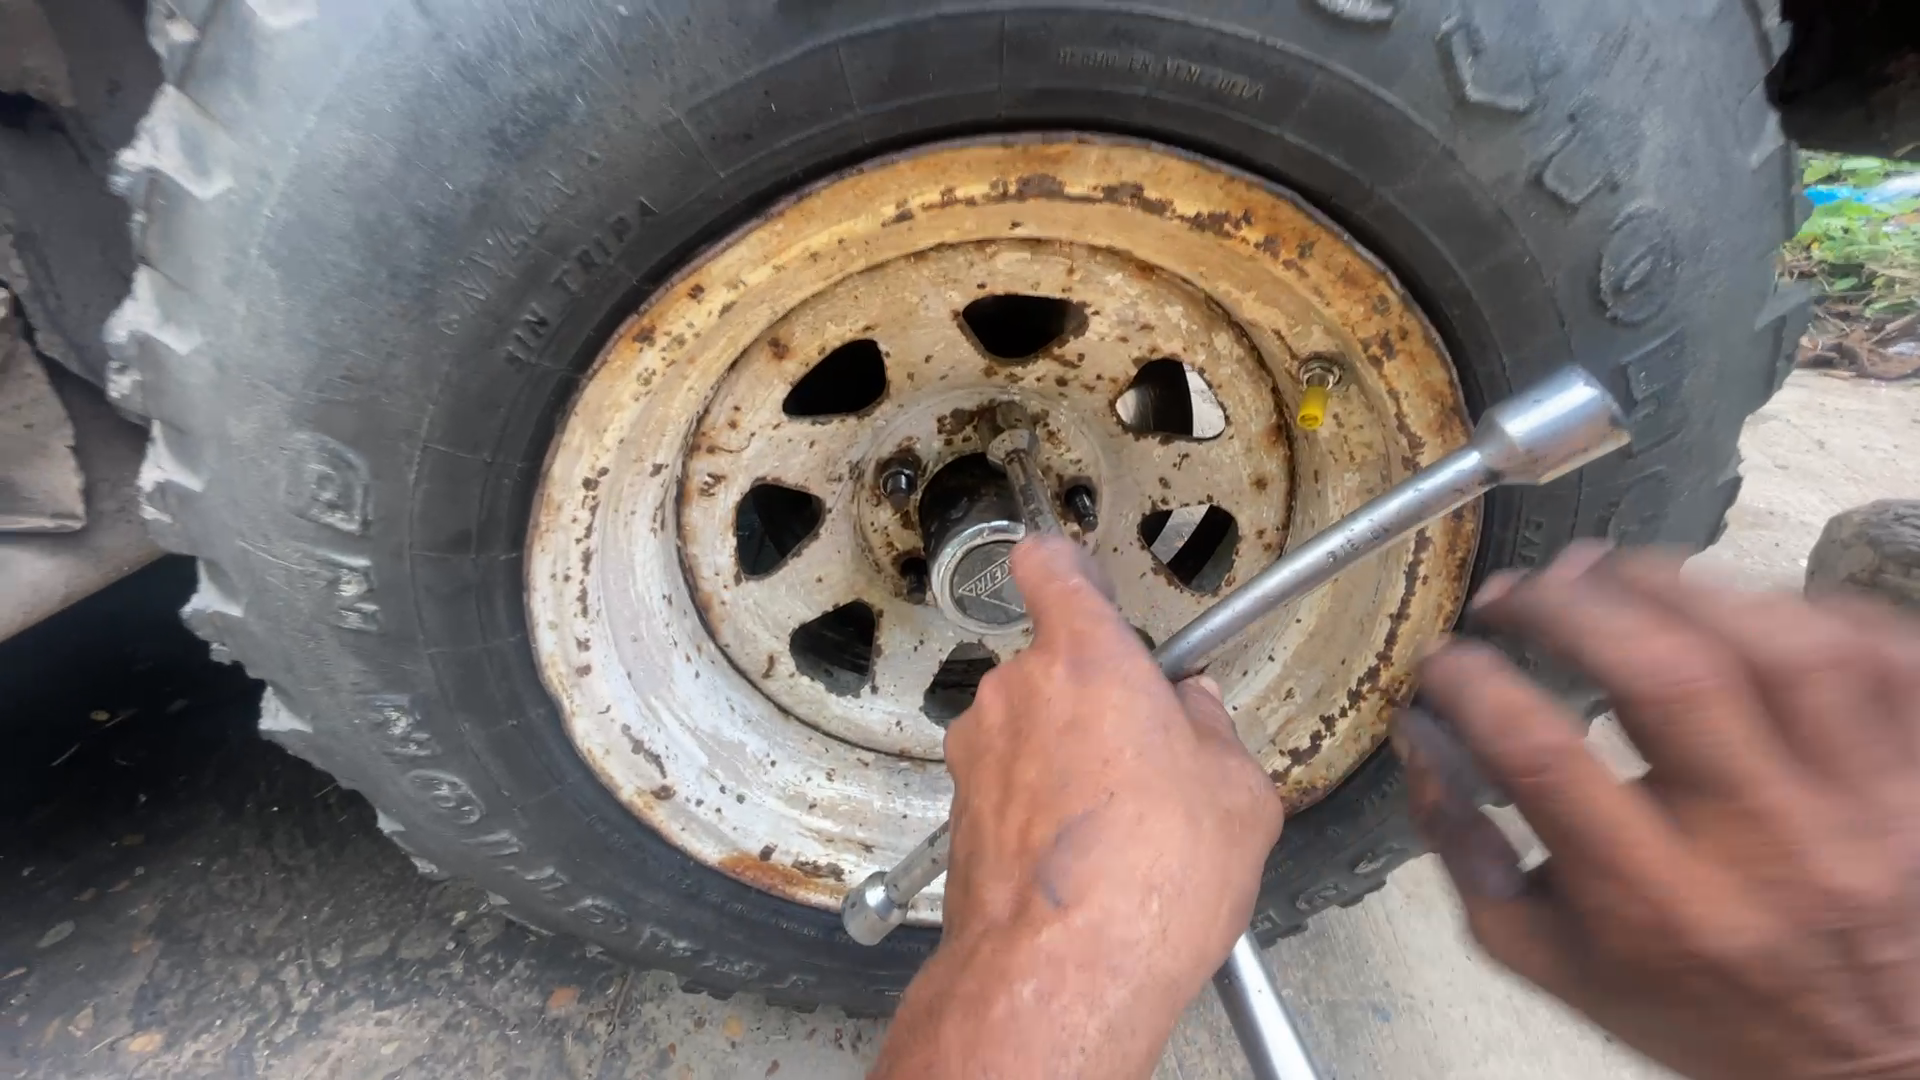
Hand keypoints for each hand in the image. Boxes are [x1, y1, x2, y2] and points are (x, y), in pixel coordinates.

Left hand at [872, 536, 1283, 1078]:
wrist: (1059, 970)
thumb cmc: (1151, 876)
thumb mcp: (1235, 793)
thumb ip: (1212, 727)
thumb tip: (1193, 705)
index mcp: (1086, 658)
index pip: (1049, 565)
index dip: (1067, 566)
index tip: (1087, 585)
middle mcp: (1019, 687)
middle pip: (1054, 657)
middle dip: (1094, 689)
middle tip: (1140, 747)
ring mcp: (980, 742)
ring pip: (1030, 716)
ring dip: (1064, 743)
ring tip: (1112, 813)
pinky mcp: (960, 795)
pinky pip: (1006, 767)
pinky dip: (1034, 786)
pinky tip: (1075, 842)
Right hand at [1399, 545, 1919, 1079]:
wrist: (1886, 1072)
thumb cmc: (1687, 1004)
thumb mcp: (1533, 947)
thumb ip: (1456, 842)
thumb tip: (1418, 732)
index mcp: (1652, 897)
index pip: (1538, 752)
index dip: (1468, 680)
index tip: (1439, 659)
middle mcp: (1768, 845)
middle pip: (1666, 675)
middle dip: (1562, 607)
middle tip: (1511, 593)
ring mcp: (1875, 808)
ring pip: (1784, 647)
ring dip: (1669, 585)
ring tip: (1602, 572)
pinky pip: (1888, 656)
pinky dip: (1793, 606)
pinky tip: (1720, 606)